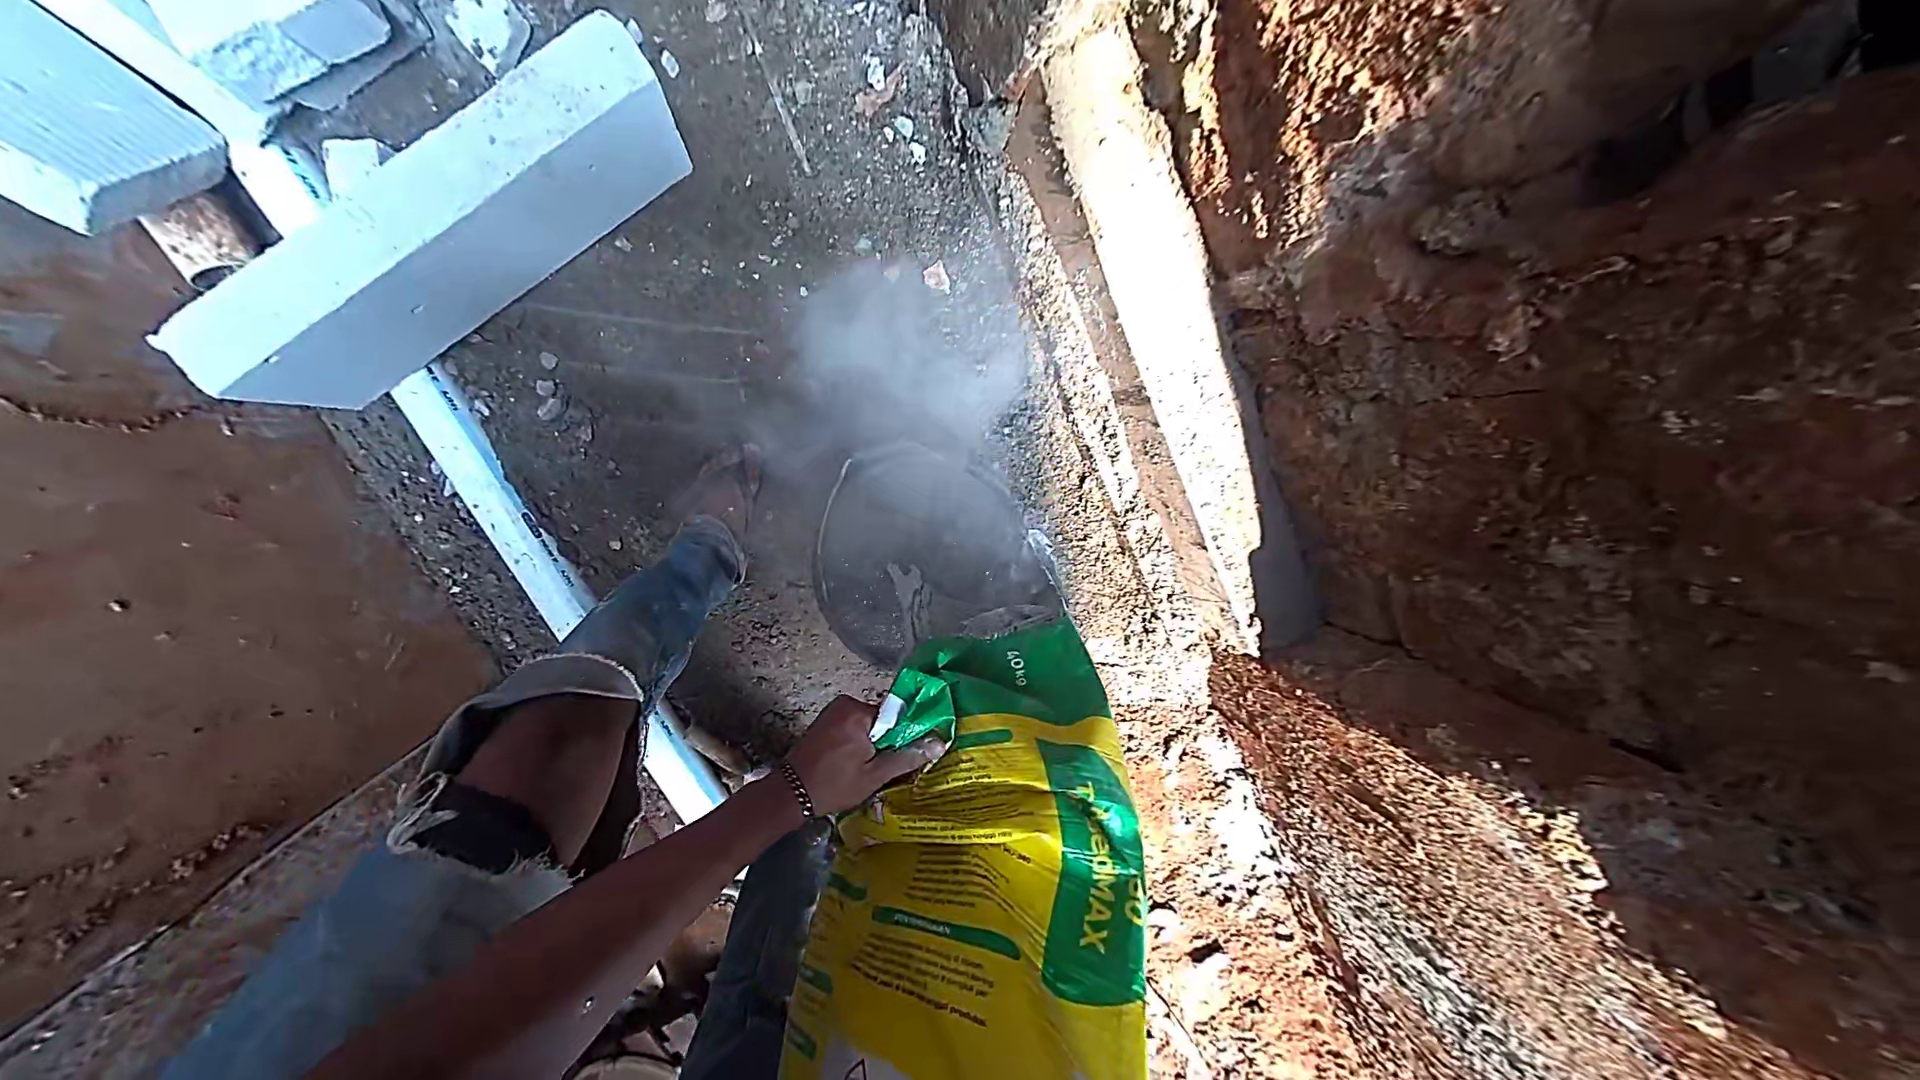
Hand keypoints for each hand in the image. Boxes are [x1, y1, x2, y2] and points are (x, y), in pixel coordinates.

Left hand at [783, 695, 946, 815]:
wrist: (789, 795)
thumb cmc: (833, 785)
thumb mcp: (874, 775)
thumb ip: (907, 756)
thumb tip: (939, 743)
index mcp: (859, 712)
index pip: (897, 715)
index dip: (906, 734)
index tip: (911, 753)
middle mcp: (845, 704)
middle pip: (882, 720)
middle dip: (887, 741)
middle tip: (886, 767)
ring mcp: (832, 712)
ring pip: (867, 726)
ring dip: (872, 744)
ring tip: (870, 770)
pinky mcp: (824, 723)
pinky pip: (852, 728)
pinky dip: (858, 744)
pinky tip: (855, 765)